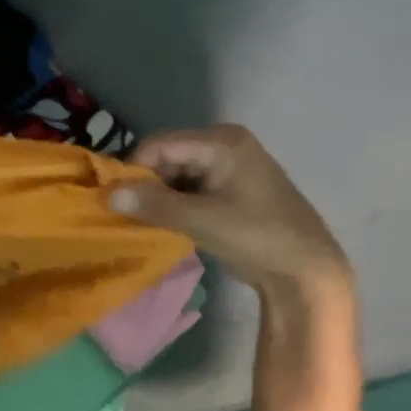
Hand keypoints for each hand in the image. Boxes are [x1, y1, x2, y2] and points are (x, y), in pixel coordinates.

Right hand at [108, 125, 351, 301]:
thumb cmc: (258, 236)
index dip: (134, 170)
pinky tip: (161, 225)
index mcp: (222, 142)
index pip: (159, 144)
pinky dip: (169, 205)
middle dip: (143, 184)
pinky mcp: (223, 190)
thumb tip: (107, 194)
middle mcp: (223, 145)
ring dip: (155, 198)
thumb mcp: (202, 220)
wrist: (303, 269)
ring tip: (142, 223)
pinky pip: (184, 189)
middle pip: (164, 157)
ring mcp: (224, 168)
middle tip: (128, 215)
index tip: (116, 200)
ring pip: (171, 175)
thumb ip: (154, 204)